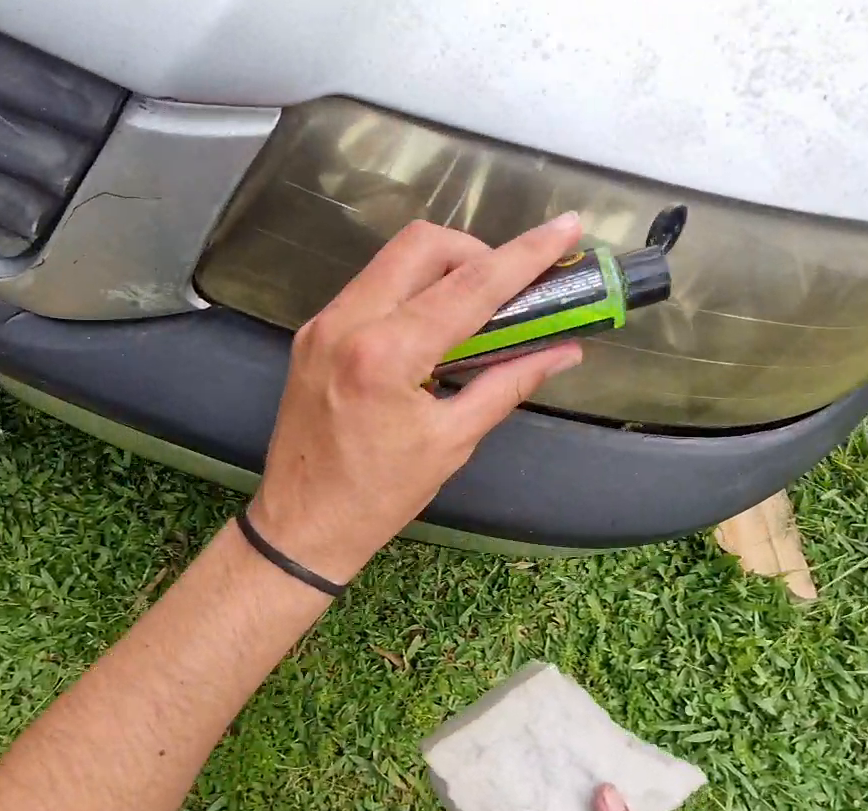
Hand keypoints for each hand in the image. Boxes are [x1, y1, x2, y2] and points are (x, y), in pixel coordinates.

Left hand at [248, 215, 585, 584]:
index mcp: (384, 354)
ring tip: (474, 311)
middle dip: (475, 252)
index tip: (565, 228)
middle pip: (422, 245)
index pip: (469, 286)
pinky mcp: (311, 336)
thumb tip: (563, 351)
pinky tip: (429, 330)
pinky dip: (408, 293)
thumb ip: (508, 384)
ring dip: (441, 270)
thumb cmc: (379, 497)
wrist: (302, 525)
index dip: (524, 255)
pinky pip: (369, 289)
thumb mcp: (451, 442)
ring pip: (391, 261)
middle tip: (507, 289)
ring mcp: (321, 325)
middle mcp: (346, 323)